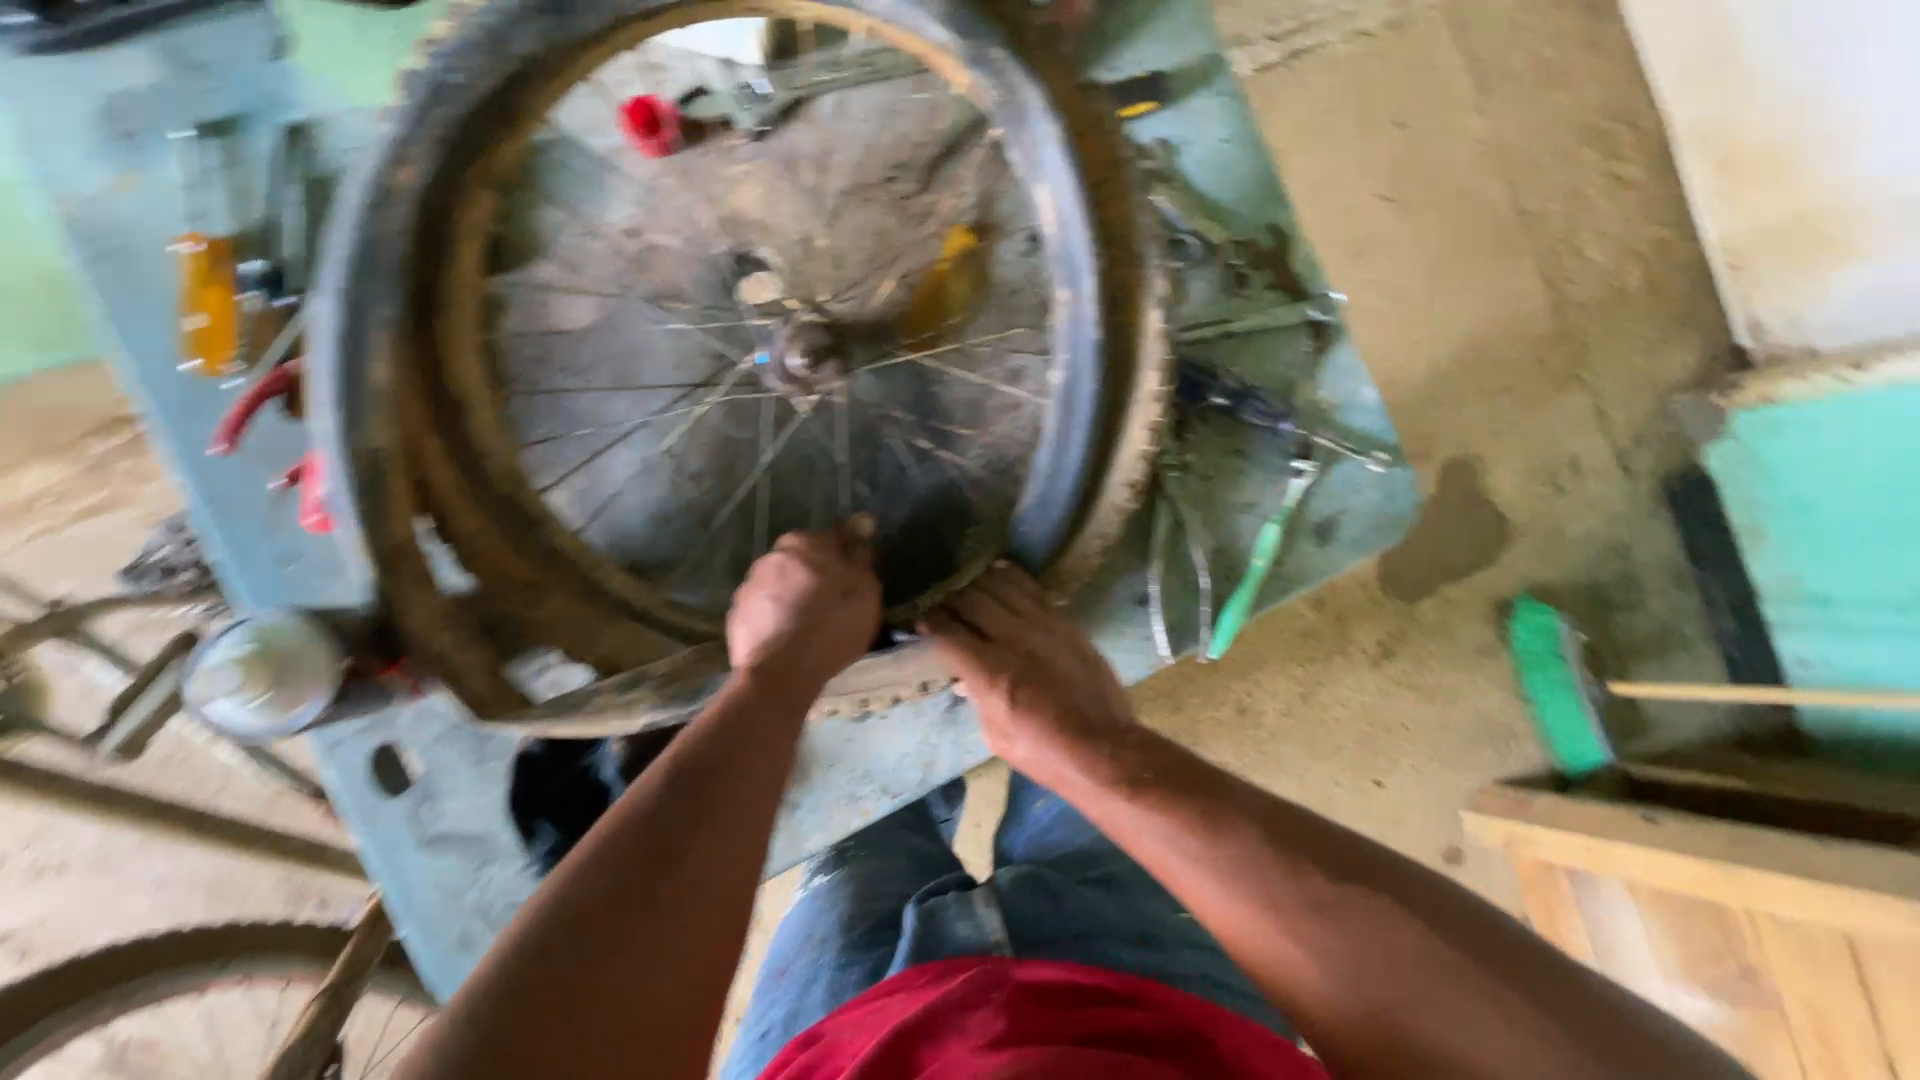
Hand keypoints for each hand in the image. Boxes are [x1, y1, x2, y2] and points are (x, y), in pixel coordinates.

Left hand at [727, 520, 881, 688]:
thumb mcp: (865, 594)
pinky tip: (788, 639)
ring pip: (780, 584)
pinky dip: (775, 617)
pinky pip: (764, 608)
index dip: (845, 560)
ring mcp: (748, 585)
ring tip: (808, 627)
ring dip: (793, 596)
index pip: (832, 540)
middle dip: (816, 576)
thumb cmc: (830, 630)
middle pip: (802, 561)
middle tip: (833, 607)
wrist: (780, 675)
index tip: (853, 583)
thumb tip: (861, 533)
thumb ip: (862, 559)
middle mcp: (771, 556)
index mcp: (804, 544)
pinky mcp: (736, 614)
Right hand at [919, 564, 1136, 781]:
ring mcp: (1043, 626)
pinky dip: (1011, 580)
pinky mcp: (1065, 623)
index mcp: (989, 671)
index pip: (947, 631)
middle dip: (949, 599)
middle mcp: (1013, 639)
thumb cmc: (1042, 752)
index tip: (920, 619)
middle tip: (941, 602)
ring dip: (978, 584)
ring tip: (967, 587)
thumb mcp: (995, 734)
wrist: (1101, 748)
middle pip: (970, 600)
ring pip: (1001, 585)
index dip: (929, 622)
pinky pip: (1032, 590)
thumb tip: (965, 680)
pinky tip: (999, 576)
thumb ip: (977, 699)